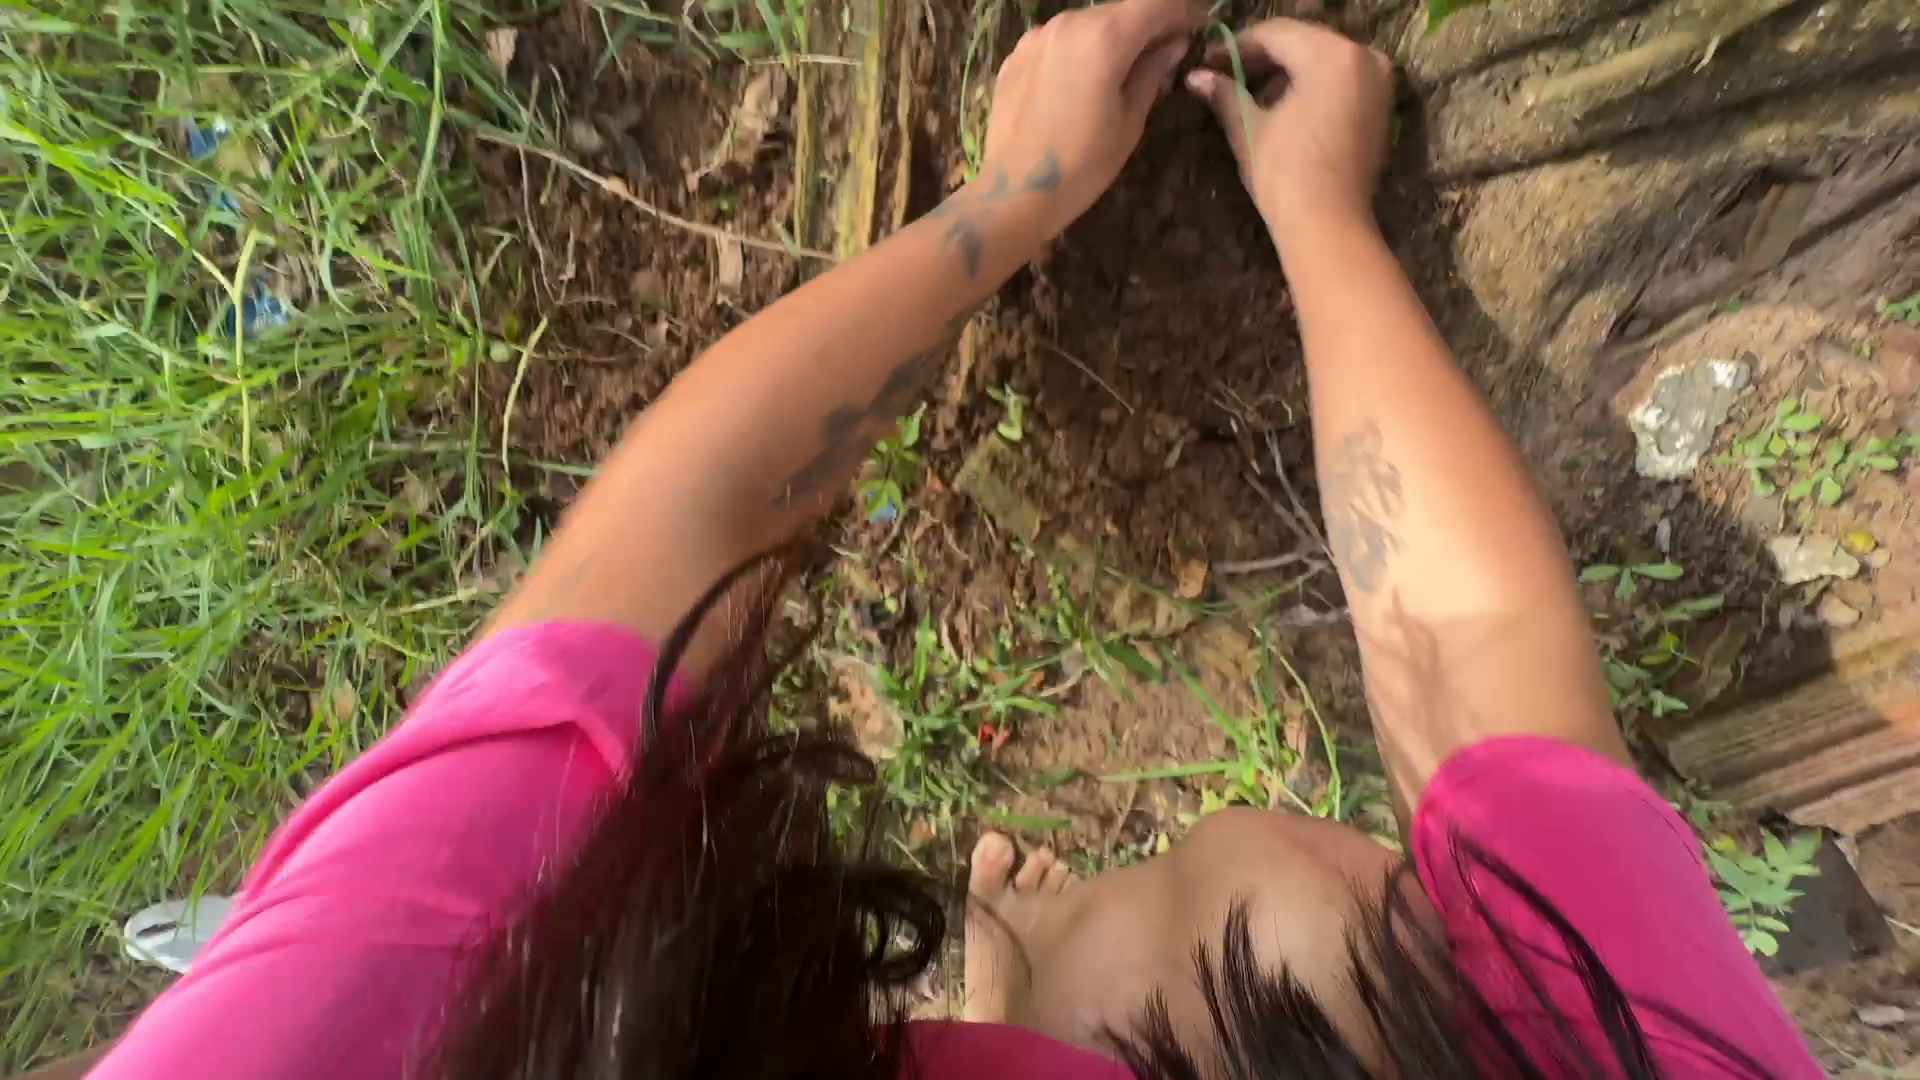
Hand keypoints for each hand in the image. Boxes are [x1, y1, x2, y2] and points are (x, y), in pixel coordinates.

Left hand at [980, 0, 1200, 235]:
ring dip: (1108, 39)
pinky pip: (1056, 44)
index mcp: (1104, 36)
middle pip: (1118, 11)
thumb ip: (1151, 74)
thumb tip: (1172, 44)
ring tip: (1119, 71)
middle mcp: (1068, 23)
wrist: (1014, 197)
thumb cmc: (1080, 168)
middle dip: (1144, 26)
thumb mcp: (1128, 124)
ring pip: (1085, 25)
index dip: (1183, 11)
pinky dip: (1076, 53)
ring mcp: (1036, 38)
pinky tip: (1080, 84)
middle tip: (1163, 51)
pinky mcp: (1014, 59)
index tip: (1199, 23)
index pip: (1156, 4)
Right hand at [1185, 19, 1392, 243]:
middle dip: (1264, 60)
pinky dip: (1312, 90)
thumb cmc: (1284, 175)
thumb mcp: (1249, 131)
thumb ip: (1225, 96)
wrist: (1327, 224)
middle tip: (1228, 77)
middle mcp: (1363, 56)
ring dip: (1288, 75)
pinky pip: (1341, 84)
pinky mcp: (1380, 108)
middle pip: (1304, 44)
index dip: (1238, 45)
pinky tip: (1285, 114)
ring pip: (1323, 63)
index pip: (1277, 33)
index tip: (1210, 62)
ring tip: (1254, 101)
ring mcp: (1378, 82)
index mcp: (1330, 54)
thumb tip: (1194, 77)